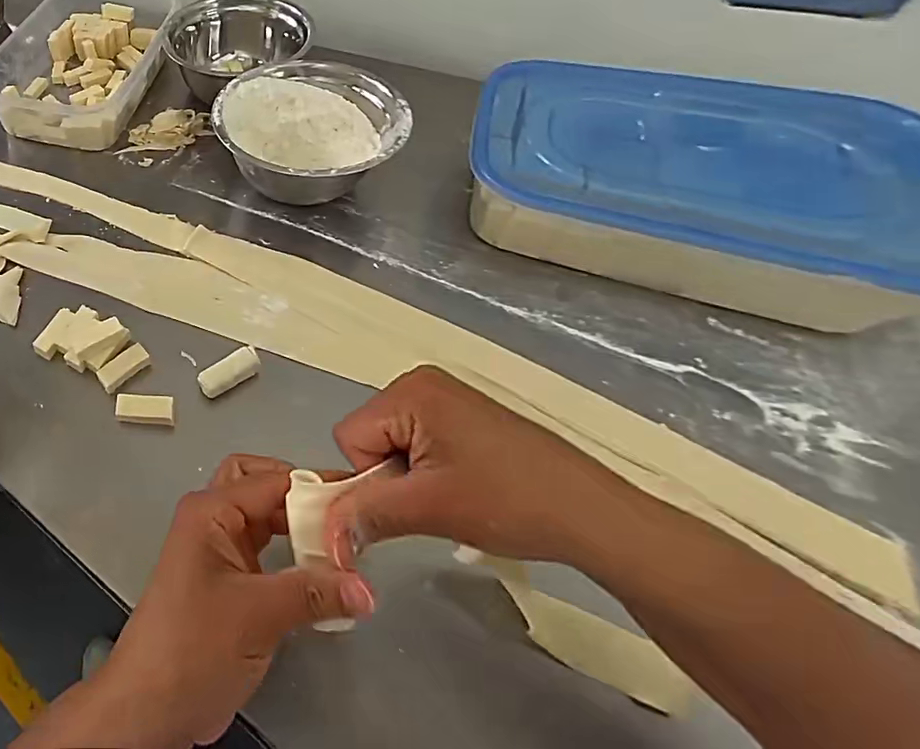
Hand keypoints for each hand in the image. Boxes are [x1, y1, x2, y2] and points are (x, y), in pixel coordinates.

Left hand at [84, 463, 374, 747]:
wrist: (152, 701)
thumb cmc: (192, 645)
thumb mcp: (257, 614)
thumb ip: (313, 594)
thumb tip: (364, 588)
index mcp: (209, 512)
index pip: (269, 480)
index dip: (315, 487)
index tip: (359, 500)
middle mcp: (212, 521)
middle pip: (263, 487)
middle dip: (303, 499)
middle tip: (348, 522)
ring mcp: (219, 551)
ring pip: (265, 520)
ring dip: (301, 529)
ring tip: (343, 550)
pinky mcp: (230, 581)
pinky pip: (267, 553)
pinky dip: (295, 558)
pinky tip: (323, 577)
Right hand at [323, 365, 644, 573]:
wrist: (596, 516)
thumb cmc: (511, 502)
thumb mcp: (429, 509)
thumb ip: (366, 514)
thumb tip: (322, 536)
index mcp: (409, 390)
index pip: (350, 436)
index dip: (372, 476)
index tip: (414, 498)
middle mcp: (422, 382)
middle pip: (370, 437)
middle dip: (393, 477)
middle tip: (437, 500)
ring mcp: (447, 396)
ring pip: (394, 444)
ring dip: (412, 477)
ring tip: (458, 496)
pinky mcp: (466, 415)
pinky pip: (420, 441)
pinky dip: (432, 470)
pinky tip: (468, 487)